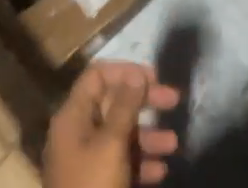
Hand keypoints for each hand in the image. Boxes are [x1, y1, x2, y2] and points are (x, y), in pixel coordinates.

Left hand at [44, 62, 182, 187]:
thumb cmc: (93, 185)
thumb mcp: (112, 144)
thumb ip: (125, 107)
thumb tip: (136, 74)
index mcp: (73, 117)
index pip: (97, 76)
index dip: (125, 71)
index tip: (154, 78)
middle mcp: (78, 132)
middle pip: (113, 104)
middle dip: (145, 102)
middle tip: (174, 101)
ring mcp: (86, 159)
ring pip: (121, 135)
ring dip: (148, 136)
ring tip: (173, 145)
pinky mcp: (96, 182)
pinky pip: (121, 162)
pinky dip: (141, 162)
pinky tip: (160, 172)